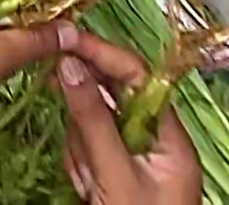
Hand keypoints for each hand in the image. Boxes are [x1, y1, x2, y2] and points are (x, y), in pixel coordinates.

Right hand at [55, 26, 201, 204]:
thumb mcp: (116, 179)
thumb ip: (92, 120)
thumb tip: (68, 62)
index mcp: (169, 134)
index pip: (136, 74)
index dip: (102, 53)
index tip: (68, 41)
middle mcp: (154, 139)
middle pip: (113, 95)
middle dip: (86, 108)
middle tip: (59, 99)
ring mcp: (135, 157)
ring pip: (96, 120)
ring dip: (82, 143)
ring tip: (87, 181)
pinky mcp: (117, 172)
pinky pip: (90, 146)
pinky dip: (81, 161)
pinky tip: (86, 188)